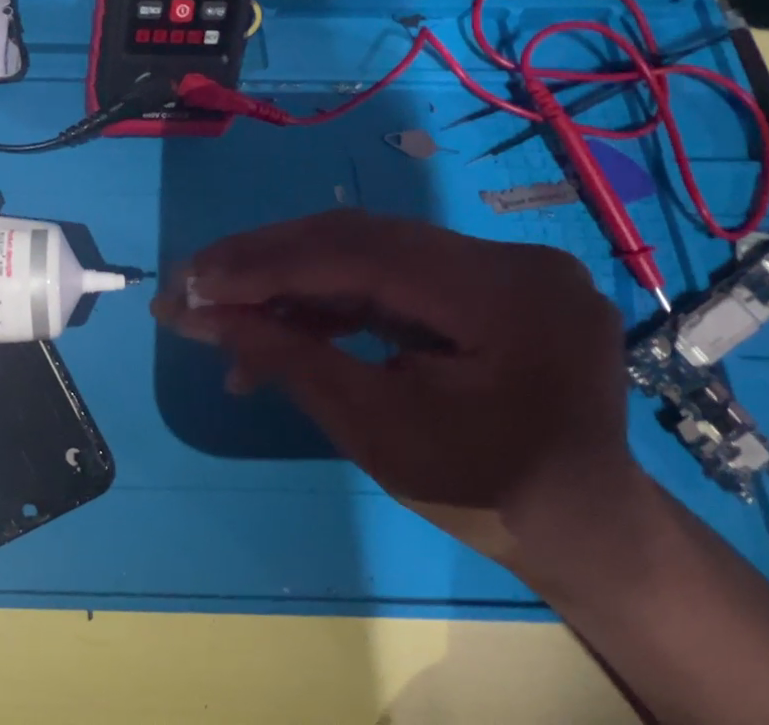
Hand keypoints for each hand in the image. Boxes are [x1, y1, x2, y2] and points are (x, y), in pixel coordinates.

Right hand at [151, 209, 634, 556]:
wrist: (578, 528)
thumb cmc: (485, 492)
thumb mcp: (374, 428)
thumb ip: (287, 356)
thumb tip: (195, 312)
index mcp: (506, 294)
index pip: (363, 254)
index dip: (266, 265)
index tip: (191, 282)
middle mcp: (508, 260)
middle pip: (359, 240)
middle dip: (264, 262)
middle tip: (190, 282)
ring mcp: (496, 269)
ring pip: (362, 252)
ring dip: (284, 279)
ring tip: (218, 308)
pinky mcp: (477, 286)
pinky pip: (383, 277)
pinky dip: (321, 299)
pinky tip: (274, 324)